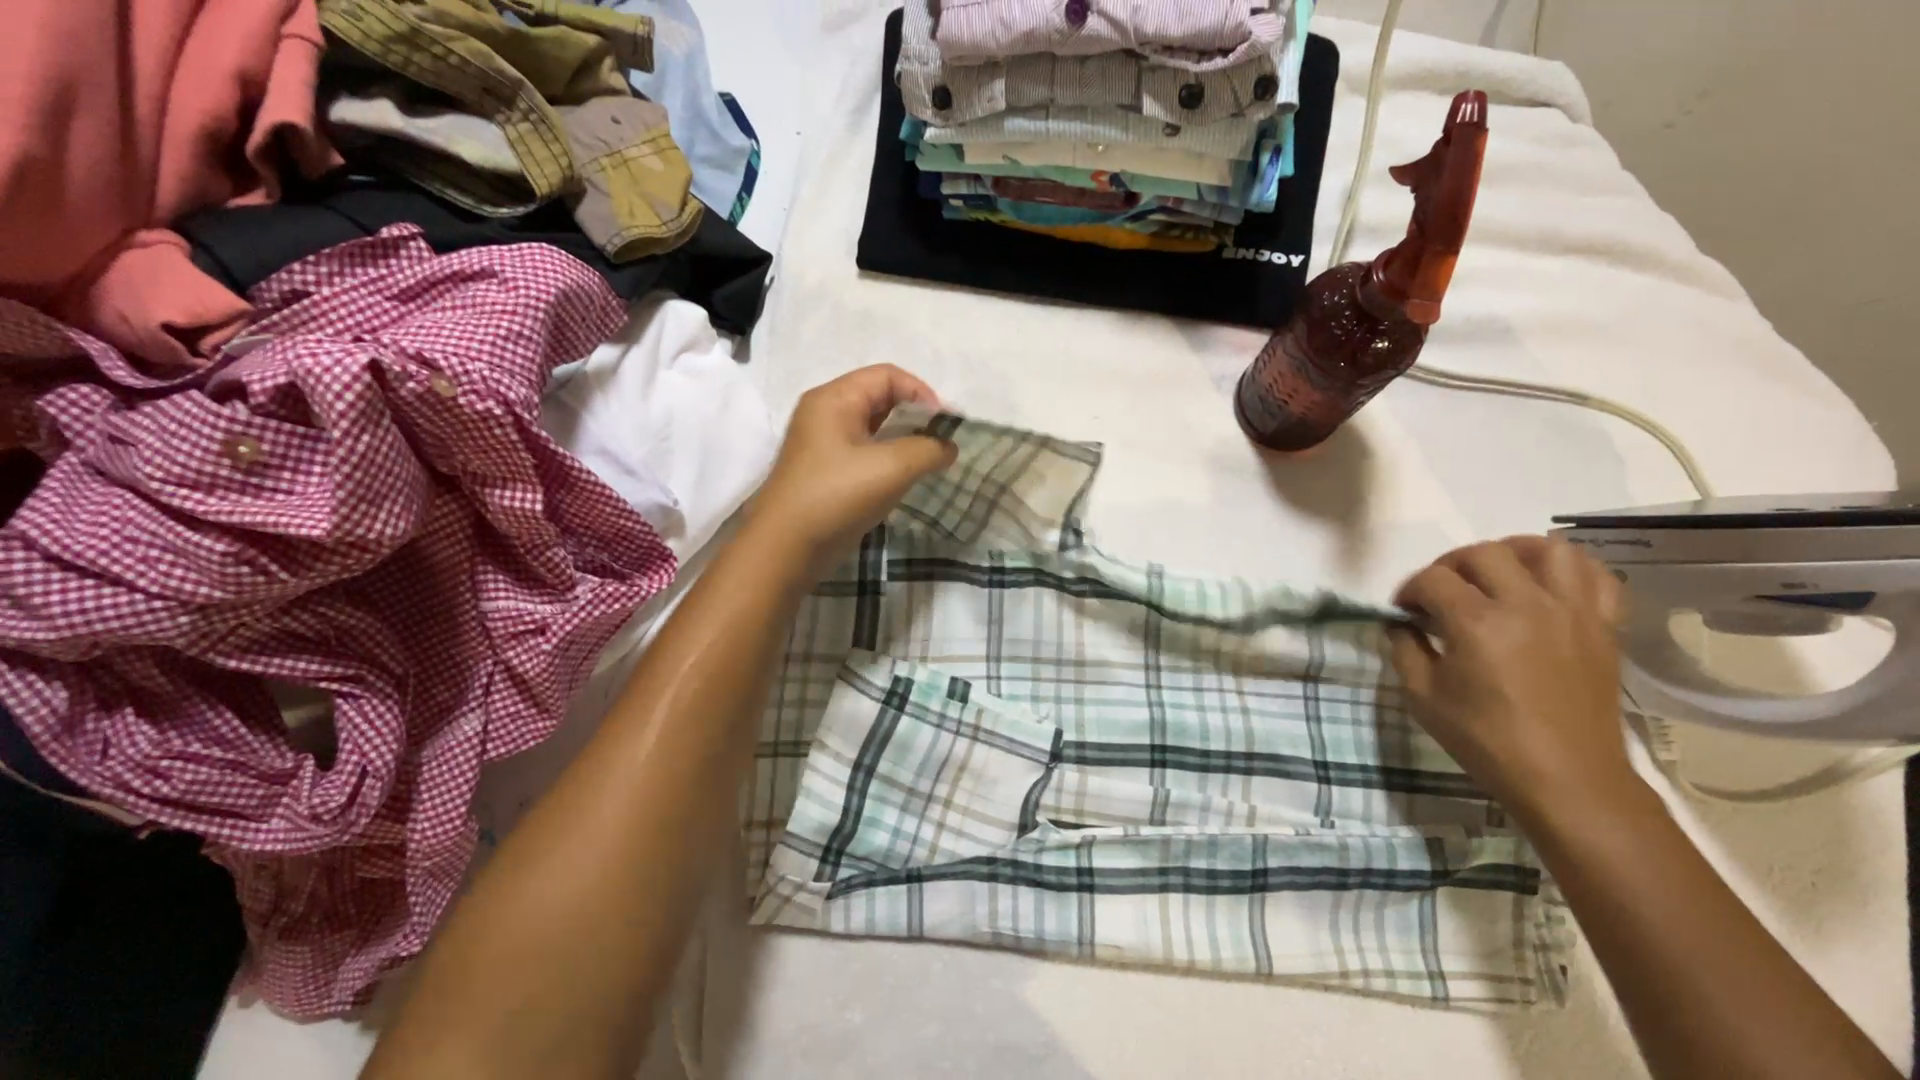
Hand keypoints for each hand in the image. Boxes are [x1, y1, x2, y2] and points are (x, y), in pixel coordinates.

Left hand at [746, 365, 956, 573]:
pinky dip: (887, 460)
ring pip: (872, 428)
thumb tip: (948, 447)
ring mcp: (821, 445)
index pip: (887, 376)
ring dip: (903, 441)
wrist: (784, 550)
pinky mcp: (823, 473)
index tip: (946, 427)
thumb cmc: (836, 497)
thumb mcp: (892, 468)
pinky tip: (901, 482)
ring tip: (926, 464)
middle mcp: (824, 413)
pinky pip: (862, 453)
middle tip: (940, 445)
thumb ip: (929, 450)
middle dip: (914, 417)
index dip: (922, 394)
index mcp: (834, 398)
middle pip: (879, 398)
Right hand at [1387, 536, 1639, 818]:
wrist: (1565, 778)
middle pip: (1483, 553)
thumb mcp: (1423, 698)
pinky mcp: (1604, 626)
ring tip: (1498, 574)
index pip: (1432, 579)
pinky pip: (1595, 576)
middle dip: (1451, 566)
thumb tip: (1402, 623)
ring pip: (1547, 549)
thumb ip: (1406, 650)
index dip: (1409, 590)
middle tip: (1442, 593)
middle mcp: (1527, 604)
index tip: (1404, 611)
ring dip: (1514, 552)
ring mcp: (1572, 612)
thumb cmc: (1487, 741)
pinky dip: (1570, 571)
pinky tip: (1548, 586)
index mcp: (1477, 623)